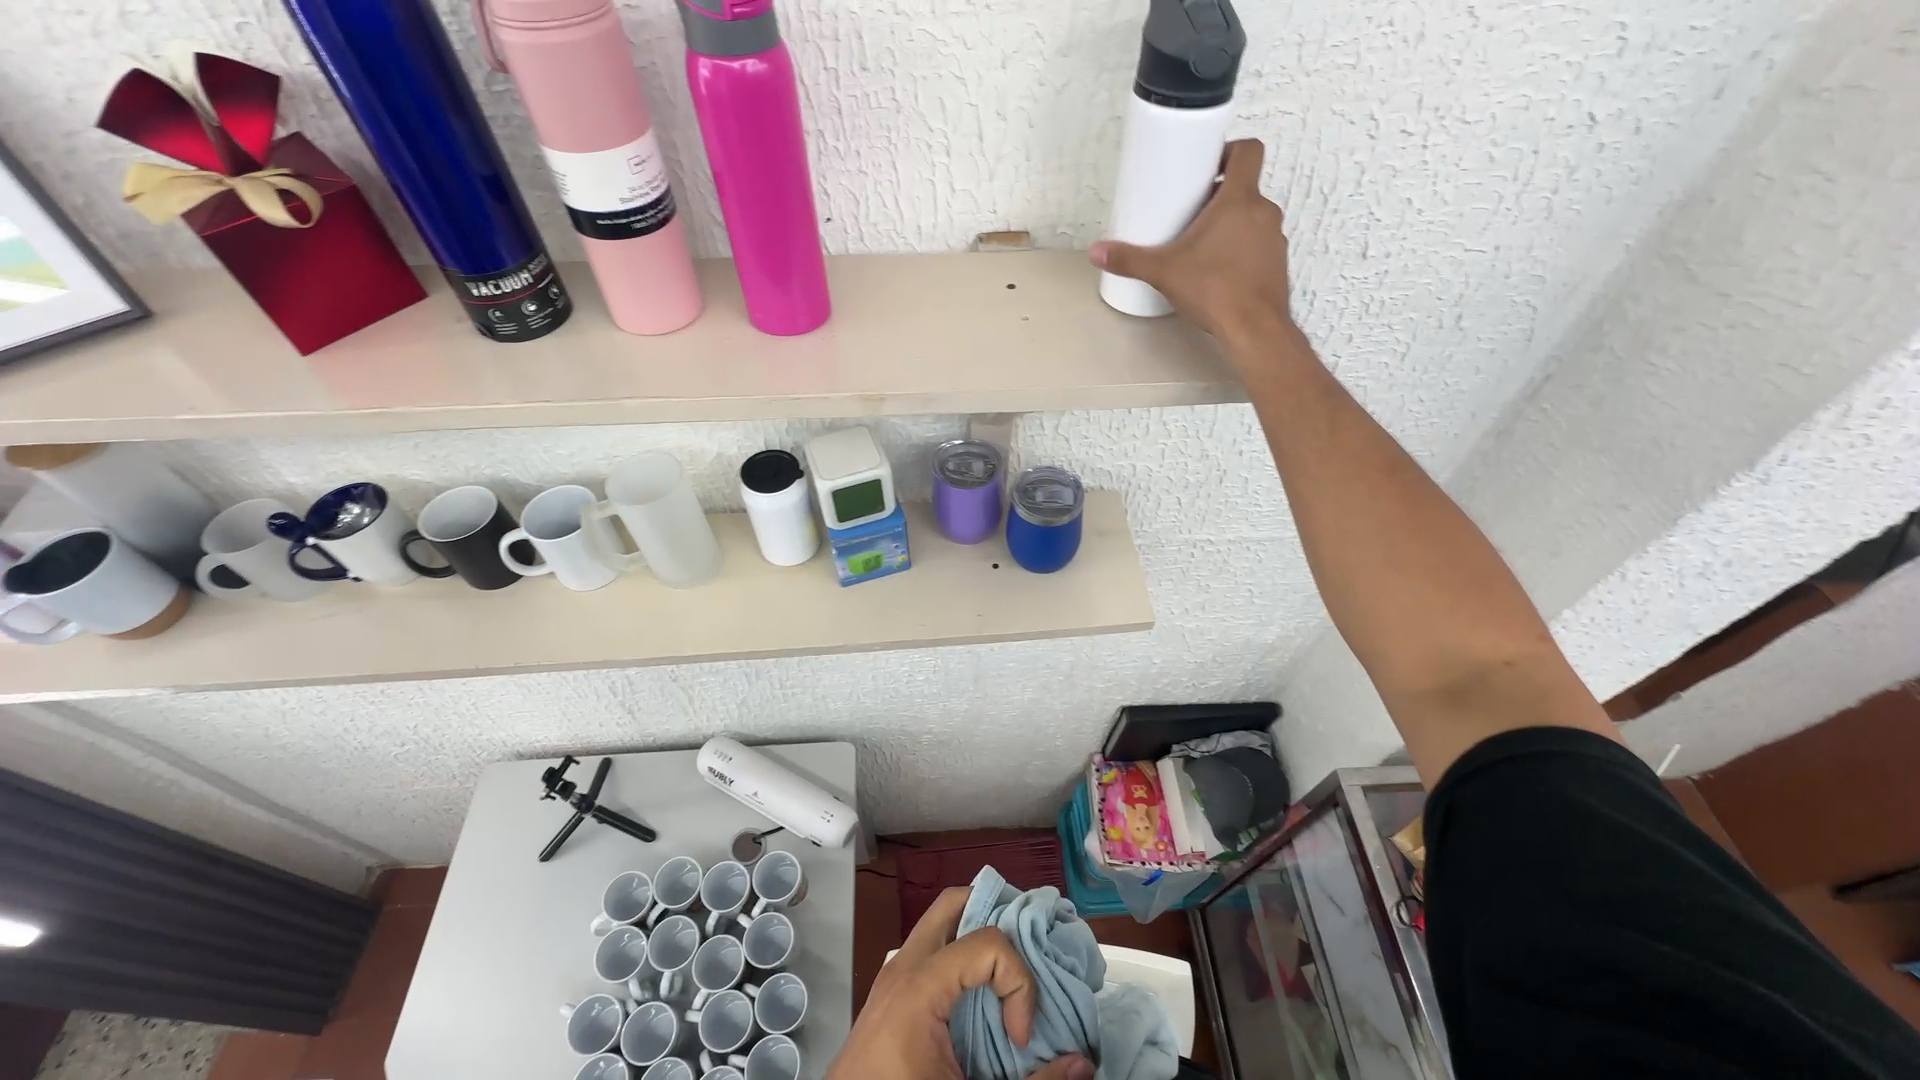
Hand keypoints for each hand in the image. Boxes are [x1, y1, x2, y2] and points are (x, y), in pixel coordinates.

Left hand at [826, 887, 1093, 1079]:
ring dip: (981, 934)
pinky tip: (985, 992)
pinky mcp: (894, 992)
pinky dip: (963, 954)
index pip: (987, 943)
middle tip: (1030, 954)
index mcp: (919, 988)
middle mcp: (904, 967)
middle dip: (1000, 917)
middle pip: (956, 902)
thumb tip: (1082, 1064)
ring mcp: (895, 975)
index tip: (1020, 1036)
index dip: (1019, 984)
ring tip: (1012, 972)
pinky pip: (933, 949)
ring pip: (942, 922)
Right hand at [1090, 138, 1299, 351]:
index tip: (1207, 166)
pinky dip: (1243, 247)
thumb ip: (1129, 259)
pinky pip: (1259, 243)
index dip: (1229, 151)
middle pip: (1246, 186)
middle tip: (1192, 210)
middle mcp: (1264, 212)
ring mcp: (1275, 238)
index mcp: (1240, 200)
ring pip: (1254, 216)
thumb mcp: (1164, 272)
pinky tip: (1220, 269)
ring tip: (1203, 243)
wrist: (1255, 331)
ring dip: (1232, 222)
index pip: (1248, 150)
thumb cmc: (1216, 290)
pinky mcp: (1278, 263)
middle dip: (1220, 194)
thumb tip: (1097, 252)